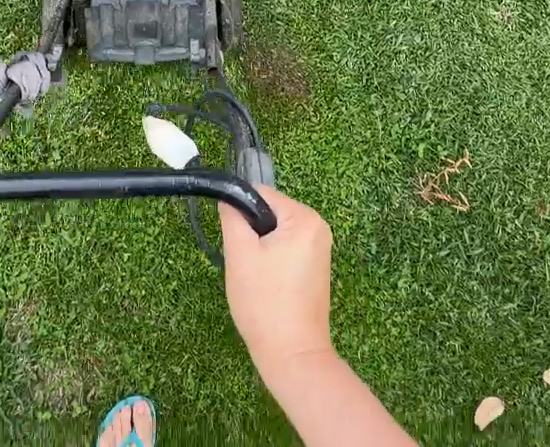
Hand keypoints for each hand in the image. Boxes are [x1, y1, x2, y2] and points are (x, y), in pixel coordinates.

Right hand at [218, 187, 334, 376]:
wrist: (293, 356)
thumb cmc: (264, 302)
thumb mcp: (239, 254)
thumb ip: (232, 217)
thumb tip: (228, 197)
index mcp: (305, 218)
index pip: (261, 194)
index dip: (240, 212)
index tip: (233, 241)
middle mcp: (319, 227)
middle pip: (269, 213)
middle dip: (251, 233)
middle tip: (243, 263)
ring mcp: (320, 249)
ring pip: (275, 233)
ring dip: (259, 249)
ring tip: (254, 276)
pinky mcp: (316, 268)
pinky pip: (286, 250)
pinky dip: (271, 261)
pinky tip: (265, 284)